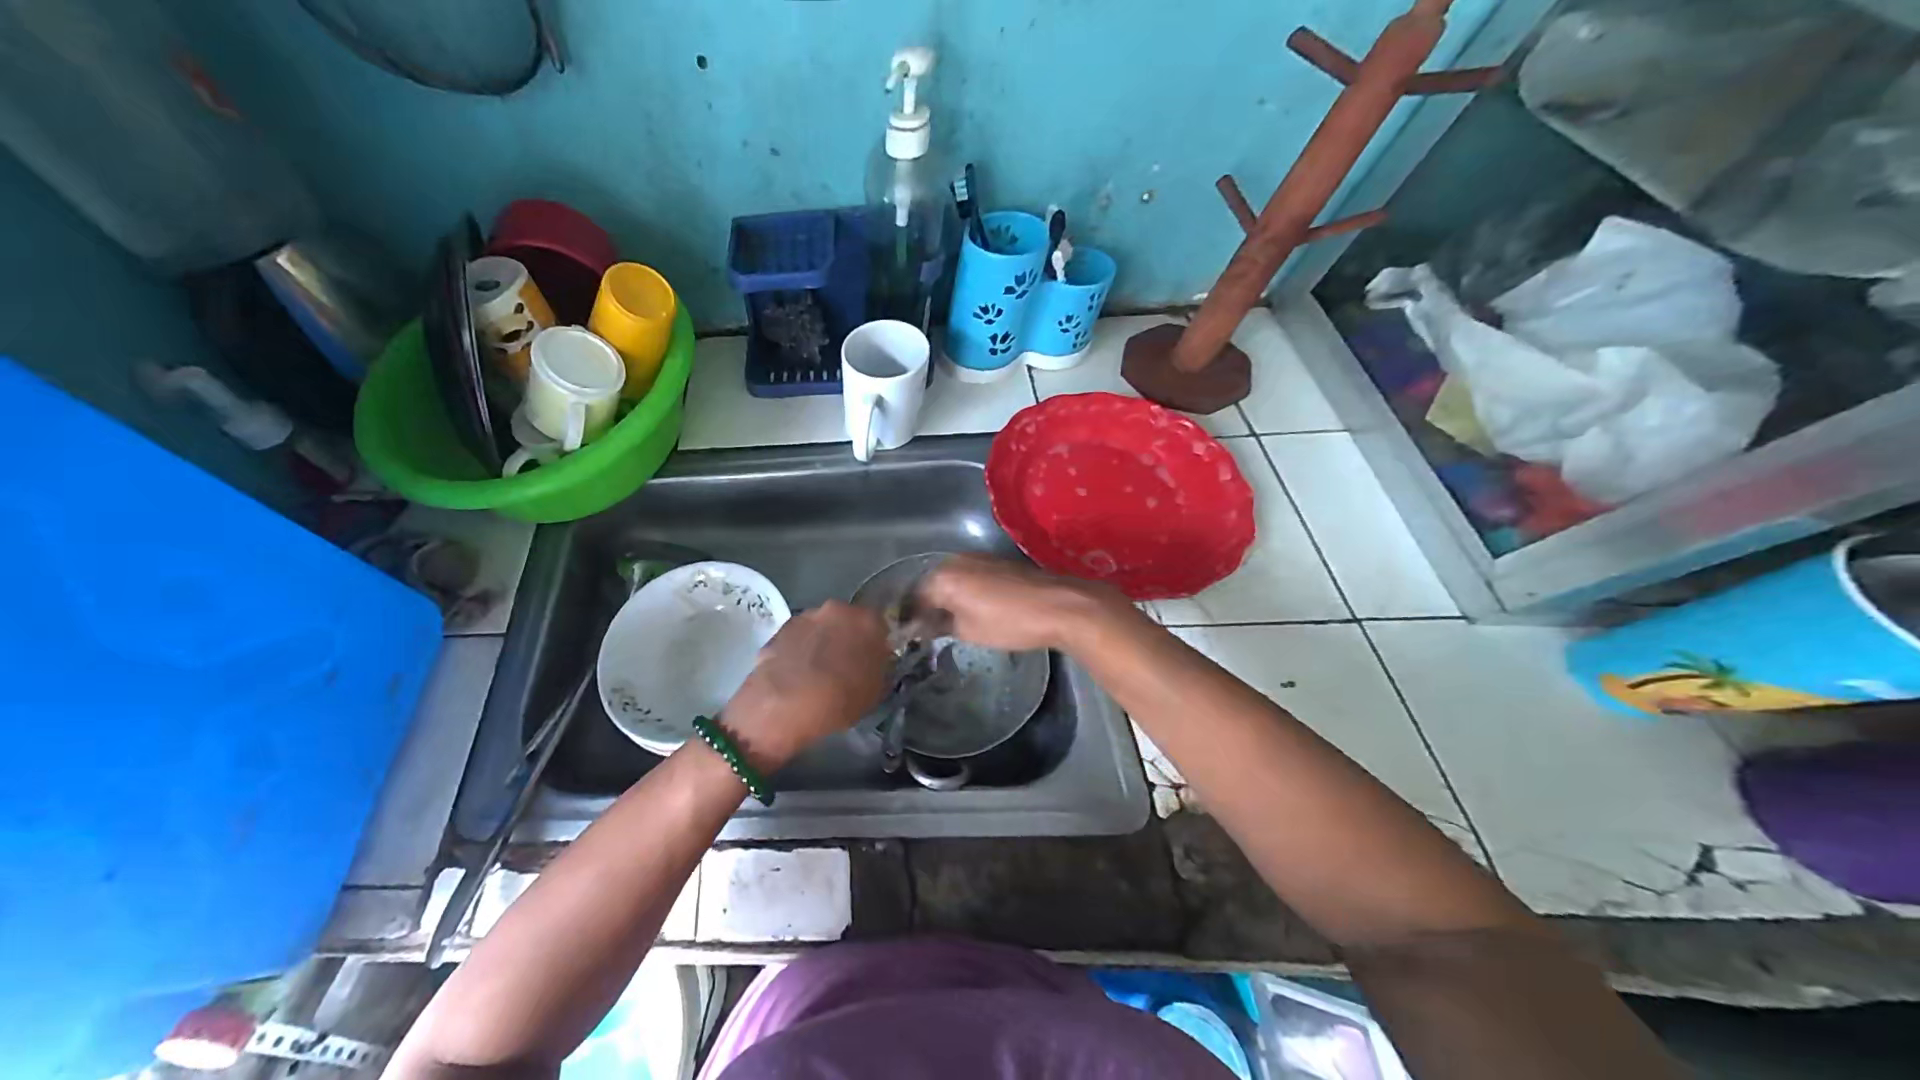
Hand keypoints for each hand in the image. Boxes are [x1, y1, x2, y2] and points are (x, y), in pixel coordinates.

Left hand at [720, 600, 890, 770]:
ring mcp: (805, 617)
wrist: (786, 704)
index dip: (874, 644)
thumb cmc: (841, 699)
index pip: (879, 627)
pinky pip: (797, 639)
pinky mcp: (779, 629)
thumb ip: (880, 668)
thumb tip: (875, 662)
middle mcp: (837, 610)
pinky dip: (798, 651)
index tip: (870, 661)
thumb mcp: (876, 691)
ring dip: (820, 643)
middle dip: (846, 638)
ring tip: (815, 672)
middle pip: (846, 622)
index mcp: (868, 621)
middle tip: (843, 665)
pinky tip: (795, 675)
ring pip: (819, 628)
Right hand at [915, 554, 1134, 652]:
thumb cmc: (1010, 622)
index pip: (914, 598)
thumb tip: (924, 625)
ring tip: (947, 624)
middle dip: (926, 607)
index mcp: (943, 576)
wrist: (1060, 606)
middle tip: (925, 632)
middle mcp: (956, 560)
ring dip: (946, 599)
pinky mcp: (998, 563)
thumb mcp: (968, 631)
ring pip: (952, 580)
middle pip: (931, 585)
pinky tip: (970, 610)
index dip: (909, 619)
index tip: (908, 637)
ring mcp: (979, 558)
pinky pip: (970, 577)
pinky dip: (964, 592)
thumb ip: (940, 625)